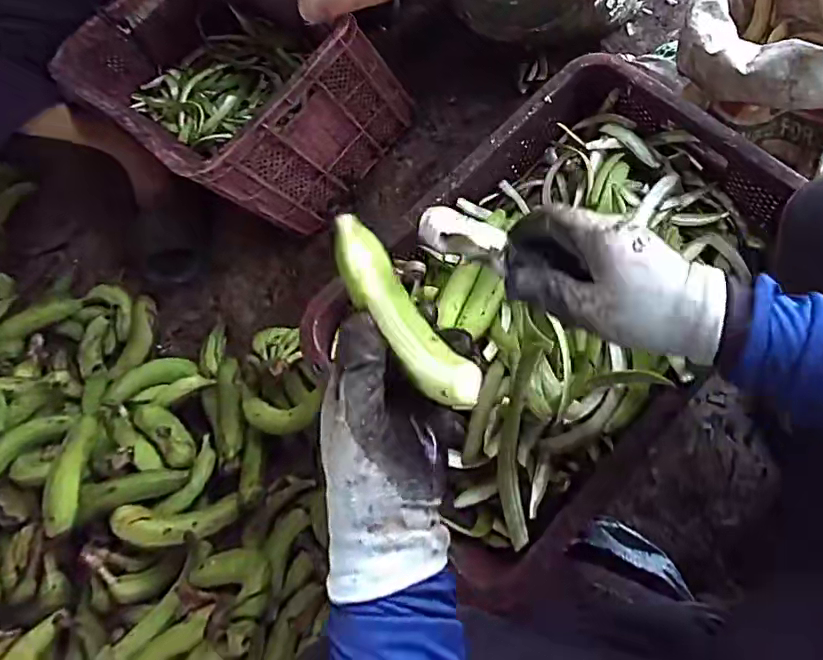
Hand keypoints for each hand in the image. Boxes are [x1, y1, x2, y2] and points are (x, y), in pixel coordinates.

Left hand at [319, 313, 448, 605]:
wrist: (396, 526)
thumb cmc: (363, 471)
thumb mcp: (357, 416)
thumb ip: (360, 366)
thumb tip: (365, 314)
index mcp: (353, 375)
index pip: (369, 328)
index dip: (390, 308)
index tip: (415, 294)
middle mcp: (381, 378)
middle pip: (408, 338)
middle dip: (430, 331)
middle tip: (449, 331)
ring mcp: (410, 396)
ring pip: (434, 358)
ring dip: (452, 354)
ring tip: (467, 357)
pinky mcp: (435, 412)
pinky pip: (451, 384)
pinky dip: (462, 383)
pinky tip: (469, 390)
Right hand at [504, 207, 728, 364]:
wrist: (704, 316)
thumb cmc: (644, 313)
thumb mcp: (590, 309)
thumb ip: (550, 290)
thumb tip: (514, 279)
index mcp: (596, 232)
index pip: (548, 216)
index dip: (523, 230)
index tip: (509, 254)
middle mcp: (609, 224)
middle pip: (562, 225)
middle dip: (539, 247)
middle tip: (526, 279)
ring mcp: (624, 234)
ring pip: (579, 237)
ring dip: (559, 257)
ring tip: (549, 288)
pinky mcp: (635, 248)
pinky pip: (596, 248)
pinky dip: (579, 262)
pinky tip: (578, 288)